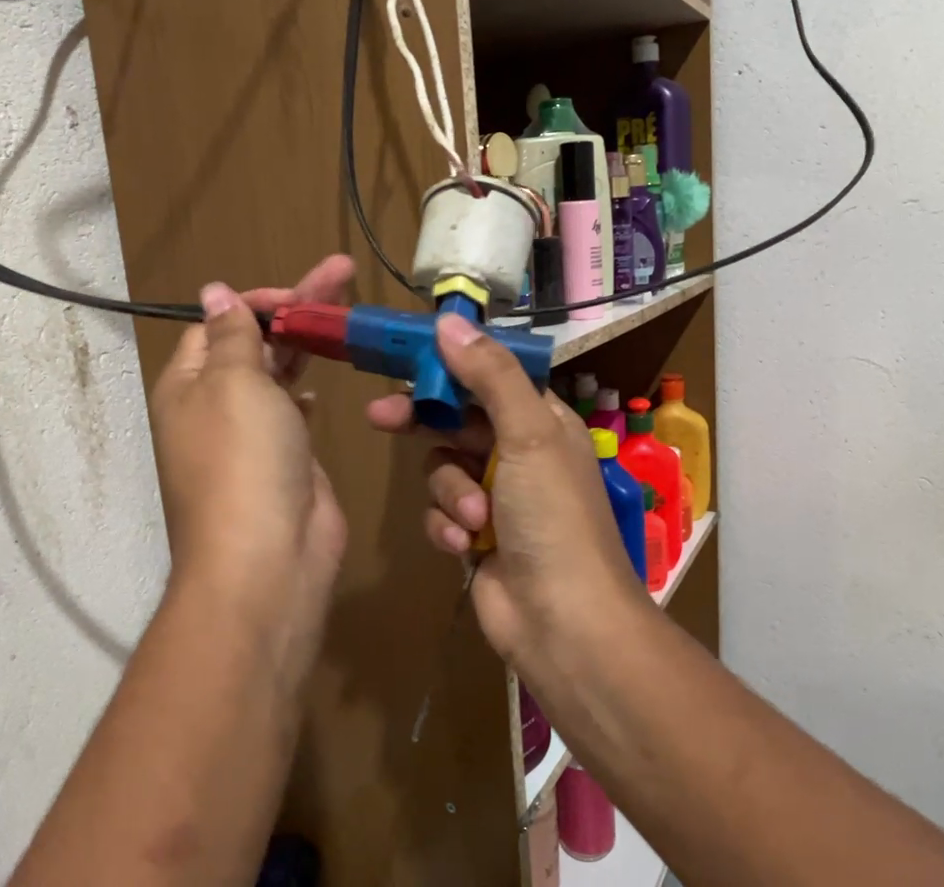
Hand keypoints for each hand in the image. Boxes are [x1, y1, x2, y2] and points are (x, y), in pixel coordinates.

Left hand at [151, 256, 353, 603]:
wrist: (268, 559)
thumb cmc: (243, 460)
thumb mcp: (234, 383)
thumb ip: (232, 335)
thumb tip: (215, 292)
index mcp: (188, 384)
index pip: (217, 323)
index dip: (259, 300)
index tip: (304, 291)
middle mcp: (214, 406)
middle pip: (254, 342)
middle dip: (296, 308)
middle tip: (344, 273)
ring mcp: (251, 437)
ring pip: (278, 374)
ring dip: (306, 344)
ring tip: (347, 315)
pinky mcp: (286, 462)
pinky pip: (292, 413)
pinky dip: (305, 390)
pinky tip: (320, 383)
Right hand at [365, 314, 645, 661]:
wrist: (563, 621)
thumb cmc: (553, 517)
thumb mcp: (528, 434)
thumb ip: (490, 376)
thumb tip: (450, 321)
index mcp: (543, 422)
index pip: (490, 376)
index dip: (451, 364)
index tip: (406, 355)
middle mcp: (521, 454)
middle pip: (457, 420)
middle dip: (425, 422)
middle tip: (381, 414)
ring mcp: (497, 498)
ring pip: (443, 470)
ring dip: (452, 494)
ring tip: (475, 520)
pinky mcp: (475, 538)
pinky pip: (441, 514)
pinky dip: (448, 528)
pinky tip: (466, 547)